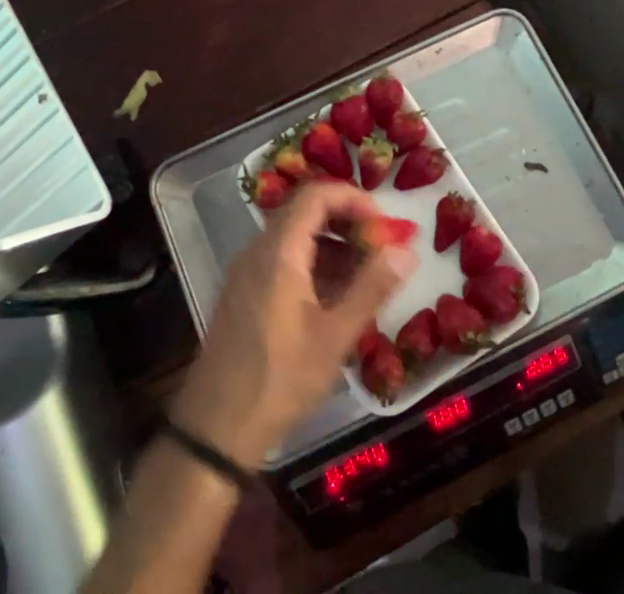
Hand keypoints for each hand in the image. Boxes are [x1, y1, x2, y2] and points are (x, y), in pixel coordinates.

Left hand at [170, 182, 416, 467]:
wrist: (215, 428)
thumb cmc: (280, 379)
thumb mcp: (335, 336)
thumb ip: (372, 287)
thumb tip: (407, 249)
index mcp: (278, 253)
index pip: (316, 195)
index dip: (355, 198)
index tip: (386, 224)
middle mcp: (257, 253)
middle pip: (305, 212)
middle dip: (349, 222)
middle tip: (383, 249)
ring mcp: (246, 274)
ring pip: (295, 238)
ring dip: (334, 246)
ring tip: (368, 277)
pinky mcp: (243, 296)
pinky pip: (282, 262)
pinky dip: (315, 266)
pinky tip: (337, 299)